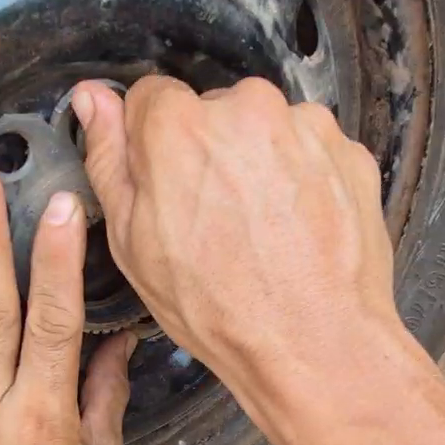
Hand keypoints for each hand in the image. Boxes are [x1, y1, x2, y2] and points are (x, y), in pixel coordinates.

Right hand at [70, 76, 398, 400]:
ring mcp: (306, 128)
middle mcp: (247, 109)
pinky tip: (298, 234)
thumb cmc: (223, 310)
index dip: (153, 145)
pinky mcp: (350, 153)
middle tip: (219, 224)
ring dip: (261, 168)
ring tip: (264, 236)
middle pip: (215, 113)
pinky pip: (313, 154)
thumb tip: (93, 103)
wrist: (317, 345)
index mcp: (179, 127)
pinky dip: (304, 183)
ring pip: (267, 133)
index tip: (167, 185)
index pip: (152, 99)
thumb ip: (110, 162)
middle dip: (211, 156)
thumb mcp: (135, 246)